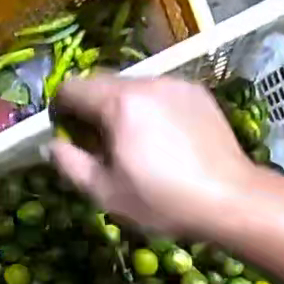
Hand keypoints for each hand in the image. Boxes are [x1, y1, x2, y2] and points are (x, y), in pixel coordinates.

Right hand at [49, 75, 265, 236]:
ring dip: (124, 109)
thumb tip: (52, 145)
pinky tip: (165, 141)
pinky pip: (161, 94)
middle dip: (93, 109)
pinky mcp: (197, 93)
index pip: (72, 88)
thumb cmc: (163, 201)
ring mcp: (175, 84)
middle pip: (103, 84)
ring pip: (134, 87)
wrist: (230, 198)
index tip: (68, 135)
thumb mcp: (107, 194)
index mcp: (119, 104)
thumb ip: (71, 165)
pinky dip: (152, 110)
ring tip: (137, 145)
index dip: (61, 110)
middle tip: (103, 146)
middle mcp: (146, 82)